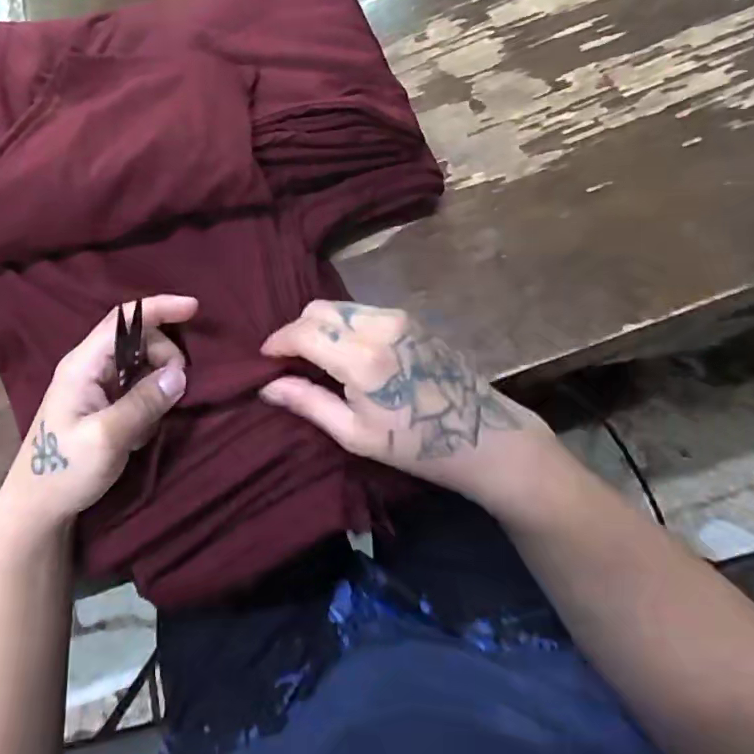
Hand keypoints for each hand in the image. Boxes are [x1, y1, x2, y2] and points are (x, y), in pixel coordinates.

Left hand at [0, 296, 196, 531]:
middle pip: (136, 339)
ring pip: (138, 364)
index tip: (194, 309)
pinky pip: (134, 388)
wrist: (37, 507)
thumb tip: (179, 374)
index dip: (158, 308)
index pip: (122, 320)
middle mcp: (88, 367)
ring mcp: (94, 385)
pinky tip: (142, 432)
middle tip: (178, 390)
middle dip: (164, 355)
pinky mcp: (101, 404)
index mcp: (82, 365)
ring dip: (156, 383)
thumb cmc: (64, 470)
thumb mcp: (107, 438)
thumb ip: (143, 403)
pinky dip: (147, 402)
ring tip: (153, 421)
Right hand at [258, 301, 554, 505]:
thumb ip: (308, 403)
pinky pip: (359, 311)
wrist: (487, 438)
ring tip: (318, 357)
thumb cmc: (418, 446)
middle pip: (317, 310)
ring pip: (338, 307)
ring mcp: (397, 318)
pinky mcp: (409, 319)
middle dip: (296, 330)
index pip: (302, 332)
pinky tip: (345, 351)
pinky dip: (342, 325)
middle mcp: (378, 327)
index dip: (277, 342)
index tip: (266, 359)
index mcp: (363, 359)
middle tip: (291, 360)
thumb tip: (266, 386)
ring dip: (319, 326)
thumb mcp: (355, 434)